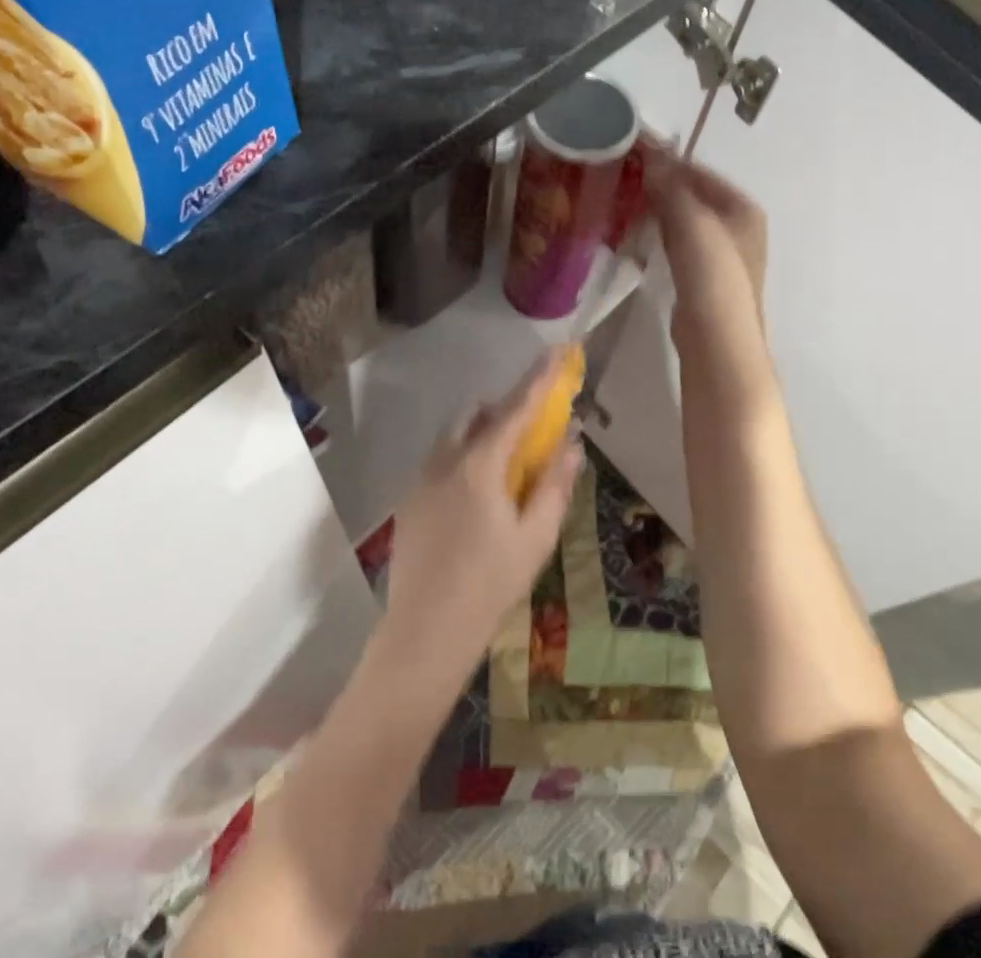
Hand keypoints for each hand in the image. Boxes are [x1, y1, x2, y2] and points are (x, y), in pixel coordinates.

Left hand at [383, 351, 584, 661]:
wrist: (426, 629)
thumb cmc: (491, 584)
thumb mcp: (536, 537)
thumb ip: (554, 485)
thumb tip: (570, 445)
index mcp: (479, 466)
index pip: (516, 410)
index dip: (541, 379)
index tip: (560, 351)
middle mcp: (444, 462)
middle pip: (476, 416)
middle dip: (506, 411)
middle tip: (534, 434)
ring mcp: (420, 482)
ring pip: (454, 439)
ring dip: (484, 436)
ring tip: (509, 471)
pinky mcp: (409, 503)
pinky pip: (440, 464)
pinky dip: (465, 461)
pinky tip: (479, 501)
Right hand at [646, 151, 776, 411]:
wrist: (717, 343)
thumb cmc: (712, 278)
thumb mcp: (693, 223)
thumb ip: (672, 188)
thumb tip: (652, 156)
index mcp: (744, 209)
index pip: (701, 172)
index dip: (668, 160)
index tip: (633, 152)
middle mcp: (739, 229)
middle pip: (696, 197)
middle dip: (663, 186)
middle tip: (624, 177)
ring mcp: (723, 259)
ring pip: (687, 223)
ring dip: (660, 212)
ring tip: (625, 202)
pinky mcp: (704, 283)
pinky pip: (680, 248)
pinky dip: (662, 237)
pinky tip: (640, 237)